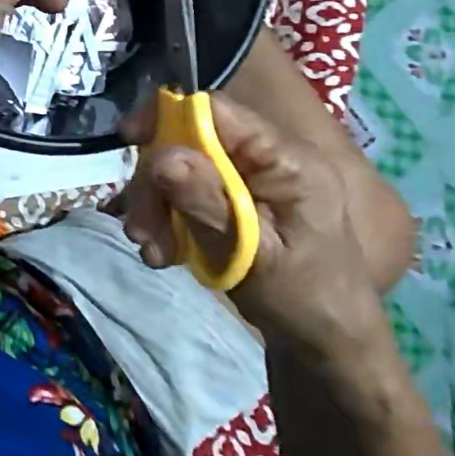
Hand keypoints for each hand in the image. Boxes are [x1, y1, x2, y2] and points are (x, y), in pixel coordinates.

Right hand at [119, 92, 386, 350]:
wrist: (325, 345)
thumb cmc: (307, 301)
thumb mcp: (258, 256)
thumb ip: (210, 204)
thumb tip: (161, 157)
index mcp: (286, 158)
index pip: (218, 110)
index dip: (169, 116)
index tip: (129, 140)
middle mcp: (265, 157)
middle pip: (190, 140)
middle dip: (156, 180)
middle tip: (140, 229)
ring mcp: (247, 178)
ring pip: (180, 168)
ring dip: (156, 206)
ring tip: (152, 250)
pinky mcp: (231, 199)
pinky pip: (185, 193)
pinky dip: (166, 219)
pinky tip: (162, 252)